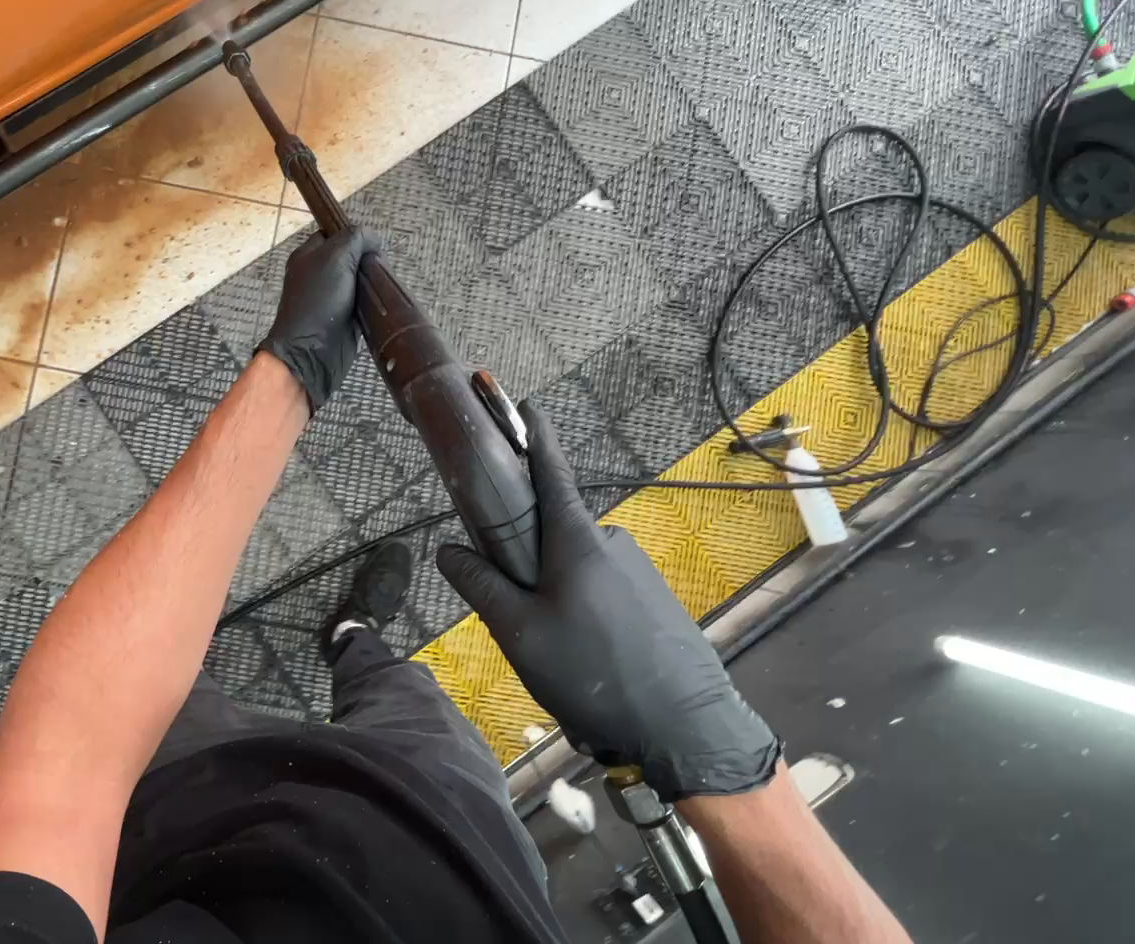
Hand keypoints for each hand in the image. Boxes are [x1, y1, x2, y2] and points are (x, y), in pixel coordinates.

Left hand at [259, 229, 381, 411]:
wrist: (313, 351)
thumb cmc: (319, 300)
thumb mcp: (336, 257)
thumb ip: (356, 239)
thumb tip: (373, 239)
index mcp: (307, 256)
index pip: (332, 234)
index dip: (352, 235)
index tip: (370, 244)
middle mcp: (317, 275)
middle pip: (349, 257)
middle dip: (366, 260)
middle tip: (378, 266)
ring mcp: (330, 297)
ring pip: (358, 280)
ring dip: (372, 282)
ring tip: (382, 284)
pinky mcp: (343, 318)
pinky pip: (363, 303)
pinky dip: (373, 302)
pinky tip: (383, 301)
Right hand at [435, 402, 779, 800]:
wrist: (687, 729)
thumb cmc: (593, 670)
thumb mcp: (520, 633)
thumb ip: (480, 586)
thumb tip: (447, 551)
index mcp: (577, 539)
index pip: (550, 471)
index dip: (534, 436)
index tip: (524, 404)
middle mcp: (611, 541)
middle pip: (553, 531)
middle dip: (527, 561)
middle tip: (518, 618)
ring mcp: (638, 570)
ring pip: (575, 568)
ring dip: (556, 595)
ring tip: (558, 653)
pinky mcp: (655, 598)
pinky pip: (602, 590)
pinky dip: (584, 611)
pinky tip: (588, 657)